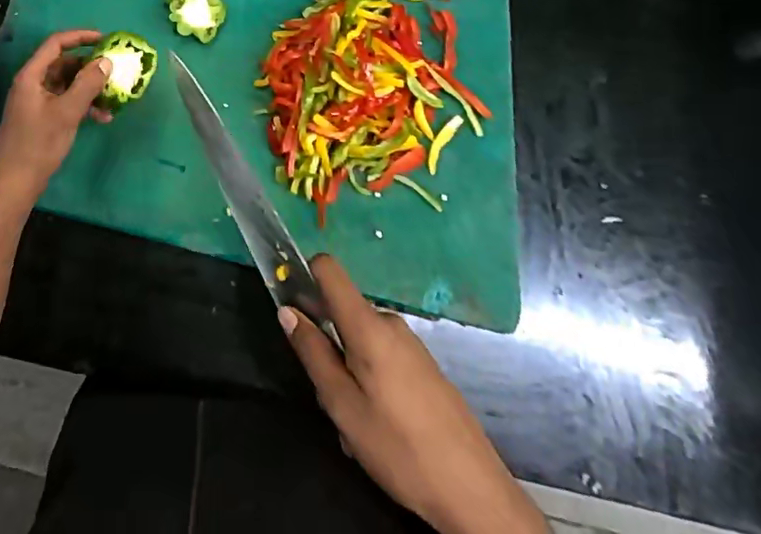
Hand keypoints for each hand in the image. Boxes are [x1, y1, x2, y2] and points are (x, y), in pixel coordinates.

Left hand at [0, 29, 110, 205]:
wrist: (16, 182)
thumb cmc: (39, 144)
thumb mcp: (67, 112)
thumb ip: (87, 84)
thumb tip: (106, 61)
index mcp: (31, 76)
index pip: (56, 44)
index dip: (80, 37)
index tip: (105, 39)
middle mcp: (32, 83)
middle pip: (63, 63)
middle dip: (89, 66)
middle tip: (114, 70)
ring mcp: (36, 100)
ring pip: (67, 83)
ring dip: (89, 88)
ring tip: (112, 98)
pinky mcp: (41, 116)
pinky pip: (65, 100)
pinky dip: (82, 104)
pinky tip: (102, 117)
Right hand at [282, 255, 547, 533]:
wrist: (473, 491)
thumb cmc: (398, 447)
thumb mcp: (341, 404)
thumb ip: (312, 352)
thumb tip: (287, 310)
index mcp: (368, 326)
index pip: (329, 270)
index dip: (304, 276)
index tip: (291, 305)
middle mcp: (391, 324)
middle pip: (342, 312)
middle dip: (326, 343)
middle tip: (327, 395)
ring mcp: (412, 345)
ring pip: (361, 341)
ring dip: (347, 369)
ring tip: (354, 421)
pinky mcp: (425, 367)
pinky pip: (382, 357)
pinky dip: (369, 380)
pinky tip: (378, 425)